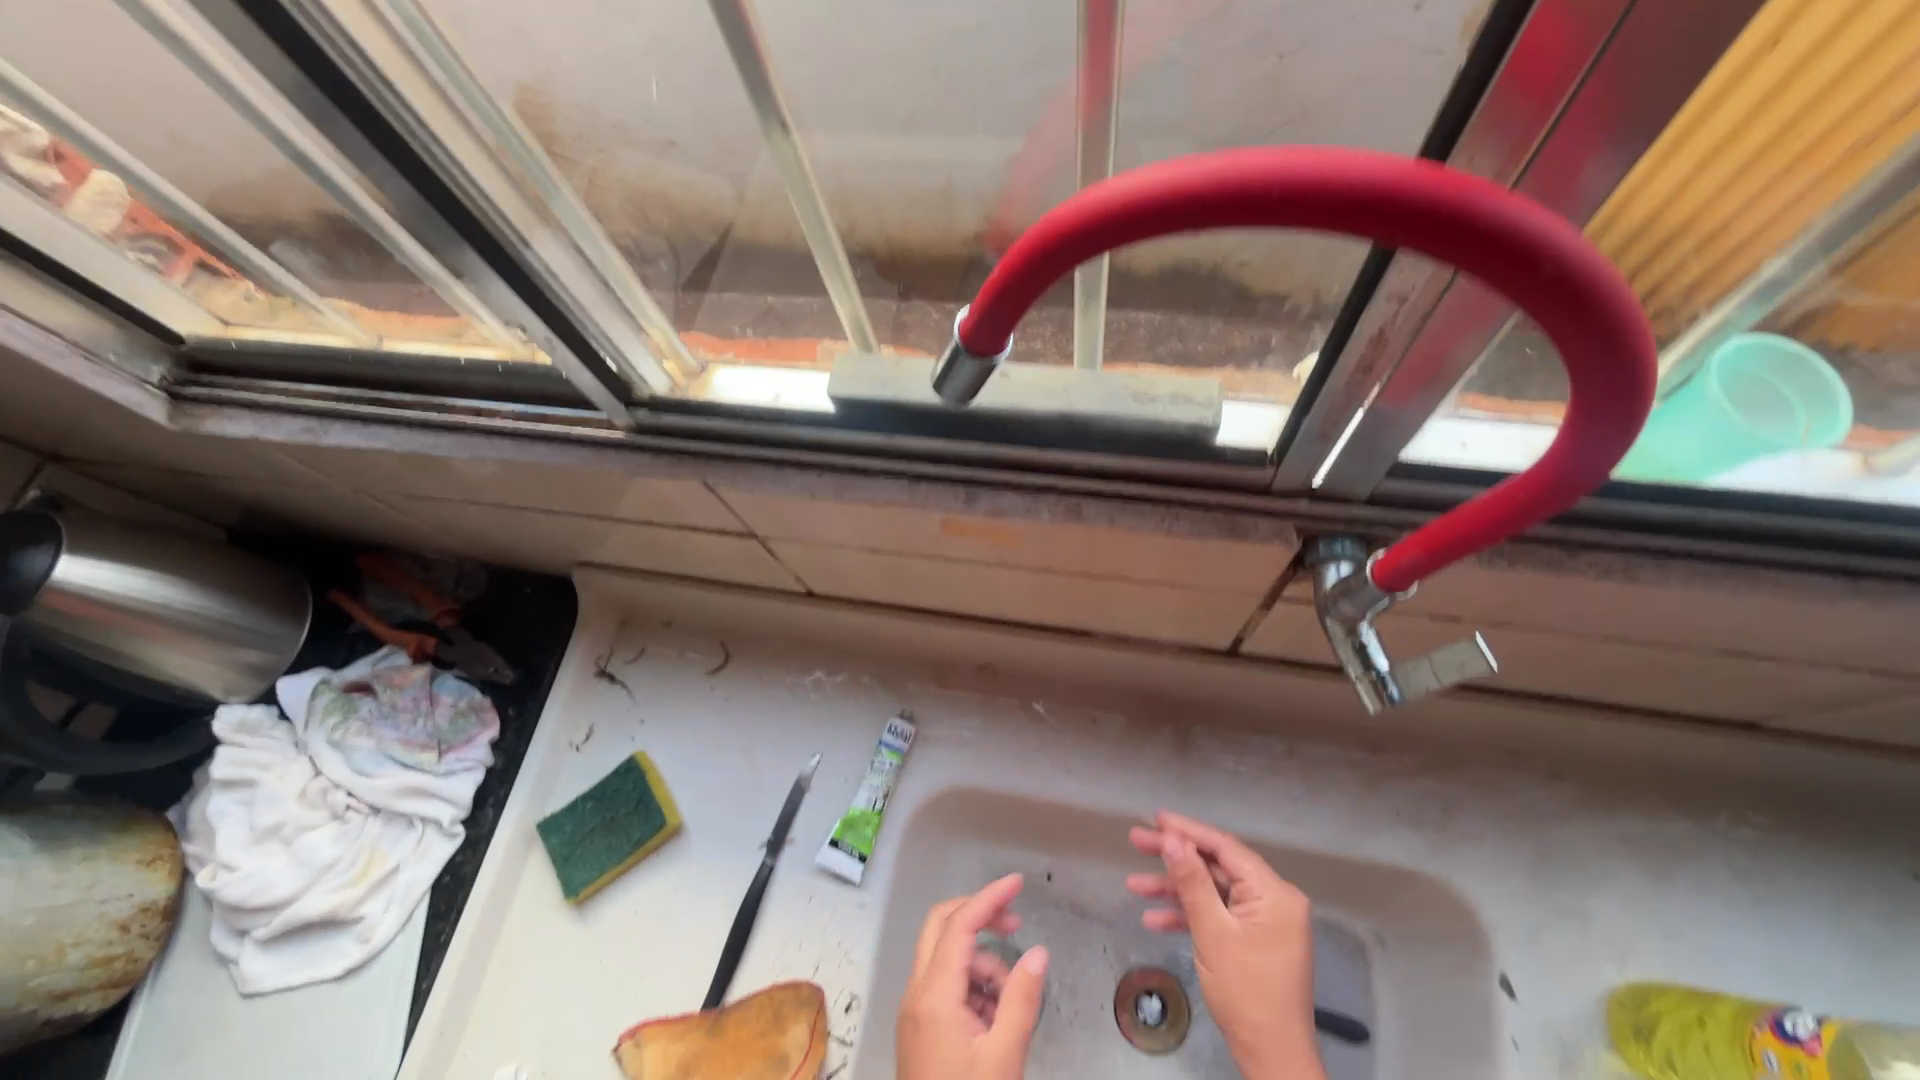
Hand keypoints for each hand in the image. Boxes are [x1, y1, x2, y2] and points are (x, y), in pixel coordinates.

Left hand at [898, 873, 1050, 1079]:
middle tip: (1017, 922)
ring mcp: (915, 1009)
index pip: (960, 925)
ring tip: (1010, 1006)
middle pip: (941, 927)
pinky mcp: (920, 1026)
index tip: (1018, 883)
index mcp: (933, 993)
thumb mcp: (1004, 1056)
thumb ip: (1021, 999)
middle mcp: (917, 992)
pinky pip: (947, 986)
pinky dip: (974, 988)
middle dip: (980, 917)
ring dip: (982, 964)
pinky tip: (996, 1020)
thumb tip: (1038, 951)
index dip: (989, 898)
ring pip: (948, 959)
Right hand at [1127, 810, 1324, 1079]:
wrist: (1272, 1054)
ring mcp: (1265, 921)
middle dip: (1175, 858)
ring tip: (1133, 885)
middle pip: (1217, 867)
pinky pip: (1219, 916)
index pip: (1225, 848)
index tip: (1155, 819)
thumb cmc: (1245, 990)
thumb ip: (1191, 881)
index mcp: (1274, 892)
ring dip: (1175, 890)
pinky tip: (1154, 919)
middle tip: (1136, 841)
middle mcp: (1274, 900)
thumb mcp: (1212, 932)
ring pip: (1214, 892)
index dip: (1188, 831)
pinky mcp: (1255, 941)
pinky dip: (1190, 916)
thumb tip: (1174, 839)